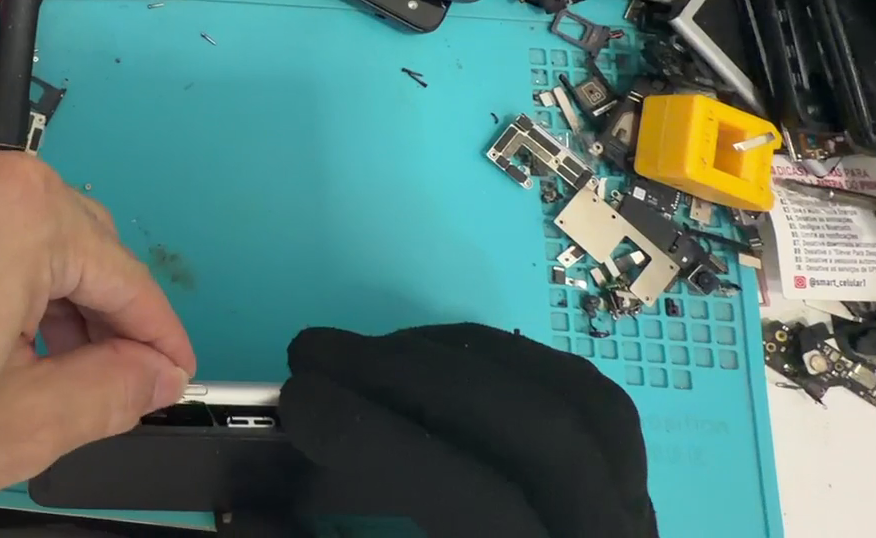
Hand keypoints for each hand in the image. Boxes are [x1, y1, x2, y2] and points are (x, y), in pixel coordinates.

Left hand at [0, 132, 196, 537]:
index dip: (157, 331)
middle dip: (97, 308)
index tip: (172, 373)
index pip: (120, 268)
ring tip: (40, 365)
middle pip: (67, 233)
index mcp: (17, 207)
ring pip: (10, 220)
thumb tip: (150, 374)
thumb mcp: (15, 425)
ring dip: (40, 285)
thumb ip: (108, 391)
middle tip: (110, 381)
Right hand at [275, 323, 657, 537]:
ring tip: (368, 355)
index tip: (294, 401)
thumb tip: (241, 510)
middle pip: (527, 431)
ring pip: (571, 402)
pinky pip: (588, 397)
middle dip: (403, 371)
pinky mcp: (631, 497)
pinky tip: (435, 359)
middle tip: (311, 356)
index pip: (474, 503)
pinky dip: (507, 358)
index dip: (377, 438)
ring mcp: (634, 528)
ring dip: (450, 356)